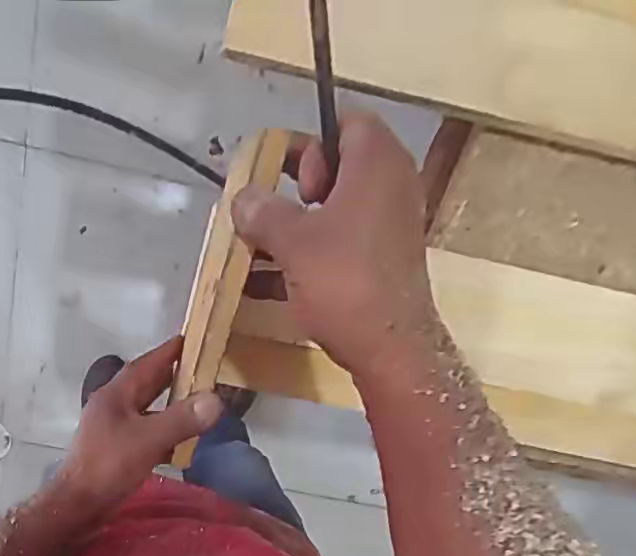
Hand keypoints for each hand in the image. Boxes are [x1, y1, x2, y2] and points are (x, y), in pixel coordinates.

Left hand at [53, 336, 220, 513]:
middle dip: (172, 374)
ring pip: (146, 407)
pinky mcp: (116, 447)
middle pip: (146, 383)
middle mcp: (113, 406)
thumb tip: (216, 400)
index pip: (147, 364)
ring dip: (169, 403)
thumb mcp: (149, 439)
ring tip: (195, 400)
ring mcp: (113, 427)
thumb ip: (182, 419)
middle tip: (200, 367)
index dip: (169, 351)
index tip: (191, 339)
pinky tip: (179, 437)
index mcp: (116, 395)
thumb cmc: (109, 466)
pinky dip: (164, 428)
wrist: (80, 503)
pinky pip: (145, 429)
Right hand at [231, 110, 441, 374]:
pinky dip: (309, 260)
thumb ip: (263, 213)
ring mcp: (391, 232)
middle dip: (295, 192)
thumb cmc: (344, 283)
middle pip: (339, 171)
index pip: (346, 123)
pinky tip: (266, 286)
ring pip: (335, 217)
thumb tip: (243, 198)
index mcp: (378, 163)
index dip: (310, 144)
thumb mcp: (293, 243)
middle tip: (274, 216)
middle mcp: (392, 189)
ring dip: (294, 232)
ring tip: (254, 253)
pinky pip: (341, 251)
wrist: (391, 351)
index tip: (286, 177)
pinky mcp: (384, 270)